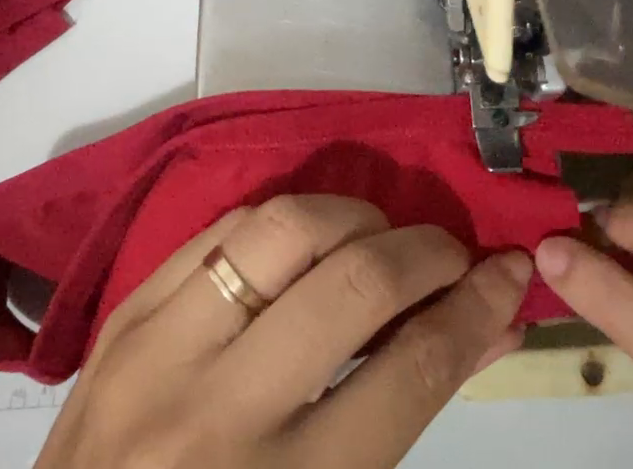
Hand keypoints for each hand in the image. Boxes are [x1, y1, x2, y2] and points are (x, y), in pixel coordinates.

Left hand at [34, 195, 529, 468]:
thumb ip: (407, 410)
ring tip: (377, 239)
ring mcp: (158, 350)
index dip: (477, 309)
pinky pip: (224, 227)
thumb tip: (490, 327)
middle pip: (354, 284)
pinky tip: (307, 245)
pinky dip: (284, 224)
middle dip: (426, 252)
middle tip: (449, 256)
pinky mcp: (125, 312)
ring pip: (283, 229)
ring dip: (355, 218)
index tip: (508, 274)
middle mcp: (216, 413)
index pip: (409, 371)